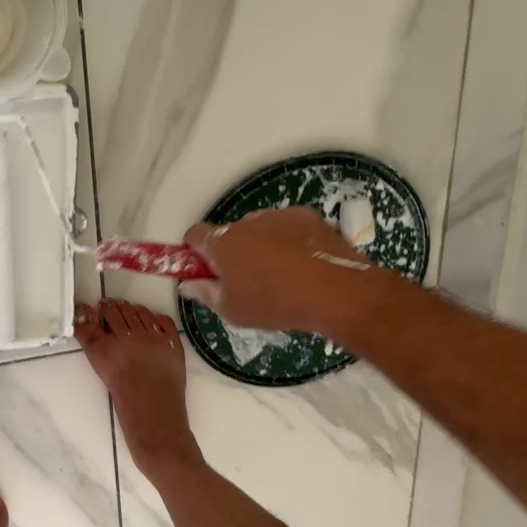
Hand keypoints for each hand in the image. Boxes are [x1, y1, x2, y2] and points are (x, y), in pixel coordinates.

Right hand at [179, 207, 376, 332]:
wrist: (338, 292)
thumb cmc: (277, 304)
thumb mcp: (233, 310)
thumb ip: (206, 293)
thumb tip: (188, 284)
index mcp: (223, 243)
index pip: (194, 234)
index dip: (194, 250)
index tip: (202, 268)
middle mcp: (248, 222)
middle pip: (229, 232)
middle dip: (231, 251)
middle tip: (244, 279)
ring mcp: (280, 216)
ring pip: (258, 229)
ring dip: (259, 245)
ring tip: (279, 274)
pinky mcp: (308, 216)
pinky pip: (286, 226)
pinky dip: (287, 240)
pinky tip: (301, 263)